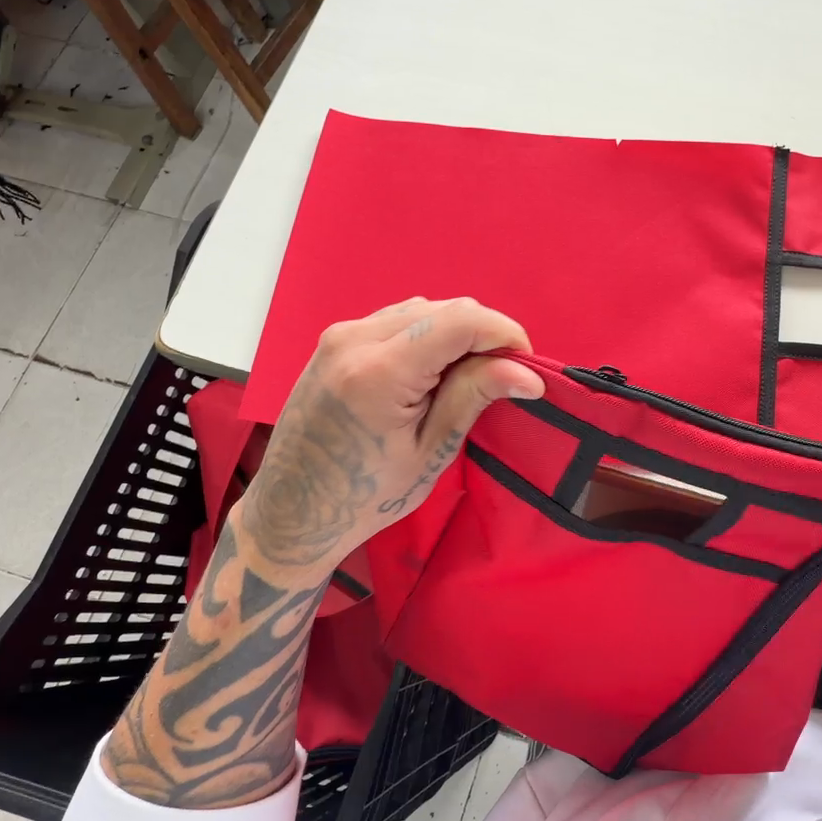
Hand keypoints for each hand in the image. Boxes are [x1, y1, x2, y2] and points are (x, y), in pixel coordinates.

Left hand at [239, 296, 544, 573]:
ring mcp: (341, 335)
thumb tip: (529, 374)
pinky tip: (431, 374)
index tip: (525, 368)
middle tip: (501, 380)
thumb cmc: (365, 496)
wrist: (292, 511)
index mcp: (379, 372)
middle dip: (484, 336)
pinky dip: (428, 336)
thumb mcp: (430, 452)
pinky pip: (399, 319)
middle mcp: (356, 339)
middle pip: (445, 309)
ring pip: (423, 309)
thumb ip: (474, 398)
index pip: (461, 320)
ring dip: (456, 335)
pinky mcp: (336, 340)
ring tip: (465, 382)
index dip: (504, 334)